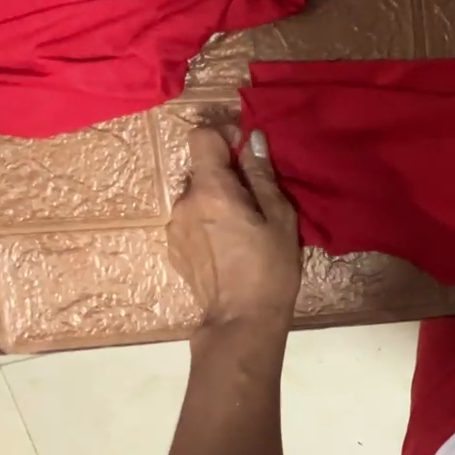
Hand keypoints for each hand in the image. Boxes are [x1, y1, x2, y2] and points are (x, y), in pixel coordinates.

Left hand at [168, 126, 300, 334]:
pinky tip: (232, 247)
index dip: (225, 136)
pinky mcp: (174, 247)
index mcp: (211, 190)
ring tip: (247, 228)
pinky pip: (192, 220)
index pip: (202, 137)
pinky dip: (210, 222)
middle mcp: (184, 201)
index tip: (248, 151)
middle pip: (202, 170)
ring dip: (219, 201)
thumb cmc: (270, 267)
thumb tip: (253, 140)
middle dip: (228, 176)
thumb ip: (263, 177)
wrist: (241, 319)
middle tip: (259, 200)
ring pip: (198, 197)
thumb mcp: (280, 218)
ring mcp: (174, 226)